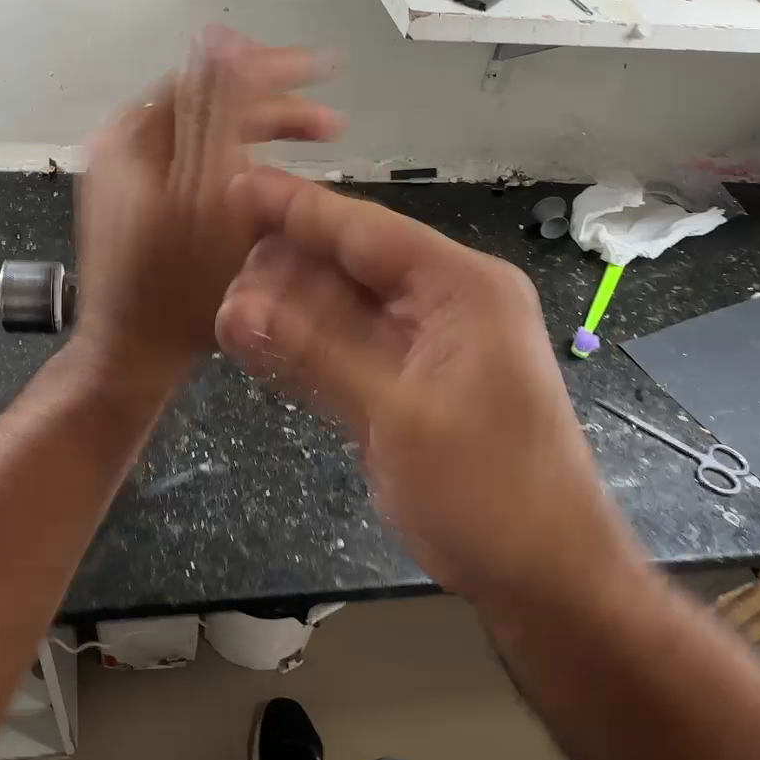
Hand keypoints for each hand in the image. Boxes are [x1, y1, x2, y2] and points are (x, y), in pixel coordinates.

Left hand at [70, 27, 340, 387]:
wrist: (131, 357)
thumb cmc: (176, 289)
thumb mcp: (206, 197)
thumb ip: (216, 112)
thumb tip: (223, 34)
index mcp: (134, 136)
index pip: (207, 77)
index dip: (271, 69)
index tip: (327, 69)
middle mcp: (124, 147)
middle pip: (207, 105)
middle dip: (273, 107)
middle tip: (331, 122)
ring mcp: (128, 179)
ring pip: (205, 138)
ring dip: (260, 136)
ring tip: (315, 144)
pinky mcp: (139, 209)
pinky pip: (195, 168)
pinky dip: (235, 166)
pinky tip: (269, 179)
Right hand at [215, 170, 646, 605]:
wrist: (539, 570)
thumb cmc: (489, 490)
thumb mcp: (400, 417)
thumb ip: (316, 356)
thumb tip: (237, 307)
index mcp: (461, 291)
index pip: (367, 232)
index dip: (298, 209)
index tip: (235, 188)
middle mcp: (442, 309)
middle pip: (350, 268)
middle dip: (285, 267)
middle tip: (220, 275)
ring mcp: (421, 354)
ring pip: (341, 314)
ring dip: (286, 313)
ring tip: (224, 312)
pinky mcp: (402, 395)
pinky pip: (343, 358)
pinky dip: (302, 354)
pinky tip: (256, 345)